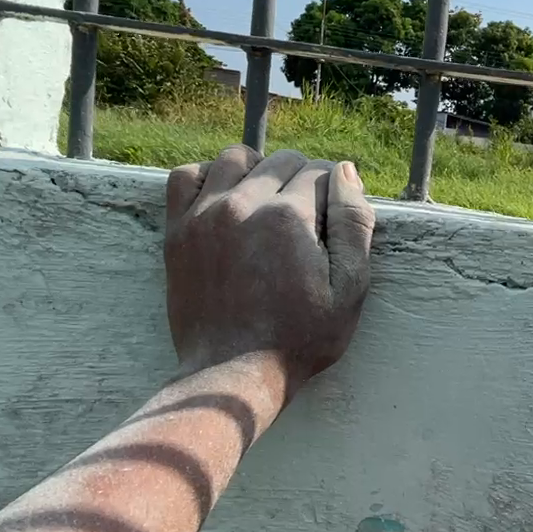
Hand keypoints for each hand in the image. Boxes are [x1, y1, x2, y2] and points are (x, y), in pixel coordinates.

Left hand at [164, 147, 373, 393]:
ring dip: (260, 170)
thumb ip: (354, 225)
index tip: (334, 219)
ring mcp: (205, 215)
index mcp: (290, 218)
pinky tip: (226, 198)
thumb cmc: (300, 337)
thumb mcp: (350, 289)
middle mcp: (244, 205)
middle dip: (303, 180)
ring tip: (270, 201)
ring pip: (236, 158)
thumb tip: (345, 171)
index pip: (321, 173)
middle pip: (283, 161)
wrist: (234, 373)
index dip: (336, 193)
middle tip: (309, 219)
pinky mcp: (178, 231)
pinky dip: (208, 176)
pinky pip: (186, 175)